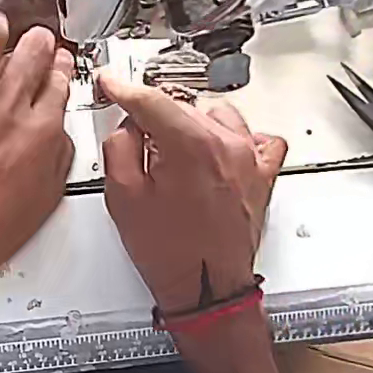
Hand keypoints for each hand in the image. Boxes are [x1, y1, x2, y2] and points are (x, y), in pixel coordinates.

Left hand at [0, 12, 74, 350]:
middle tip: (28, 49)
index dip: (59, 66)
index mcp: (41, 129)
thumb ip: (57, 155)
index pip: (60, 76)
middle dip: (36, 44)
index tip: (54, 66)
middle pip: (33, 47)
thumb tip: (57, 130)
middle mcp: (7, 106)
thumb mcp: (45, 198)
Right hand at [97, 73, 287, 313]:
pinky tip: (216, 151)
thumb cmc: (171, 253)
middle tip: (136, 145)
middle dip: (154, 118)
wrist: (206, 288)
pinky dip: (233, 137)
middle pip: (181, 106)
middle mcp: (226, 144)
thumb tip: (127, 129)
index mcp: (189, 145)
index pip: (151, 99)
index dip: (123, 89)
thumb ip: (118, 148)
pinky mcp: (261, 175)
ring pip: (215, 115)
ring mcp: (248, 158)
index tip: (112, 83)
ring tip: (172, 155)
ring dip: (190, 125)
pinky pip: (256, 138)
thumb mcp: (122, 197)